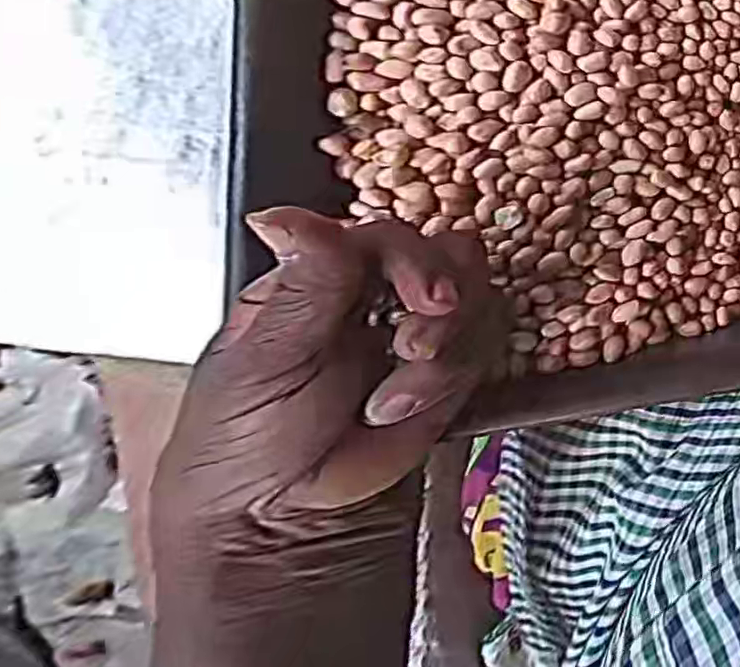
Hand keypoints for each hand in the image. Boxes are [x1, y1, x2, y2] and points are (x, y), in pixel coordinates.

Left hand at [151, 209, 507, 666]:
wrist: (297, 523)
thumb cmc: (250, 448)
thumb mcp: (263, 366)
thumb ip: (300, 289)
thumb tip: (282, 215)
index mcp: (322, 282)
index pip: (386, 236)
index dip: (413, 256)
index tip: (423, 295)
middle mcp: (381, 294)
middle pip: (448, 253)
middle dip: (442, 297)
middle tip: (421, 341)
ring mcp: (425, 323)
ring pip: (478, 293)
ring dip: (446, 347)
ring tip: (395, 396)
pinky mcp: (459, 357)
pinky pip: (489, 336)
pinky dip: (454, 374)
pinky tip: (408, 408)